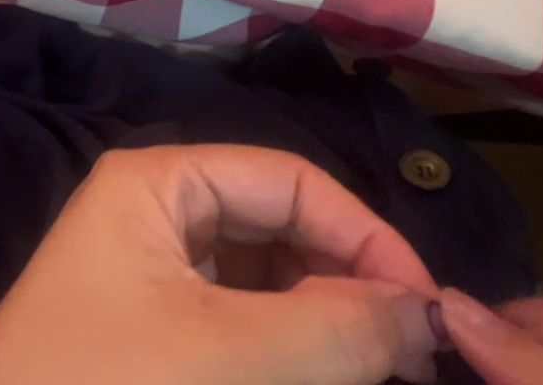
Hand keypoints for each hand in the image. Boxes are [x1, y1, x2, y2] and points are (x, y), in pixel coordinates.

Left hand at [0, 144, 444, 384]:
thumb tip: (425, 312)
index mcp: (159, 180)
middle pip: (275, 218)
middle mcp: (153, 204)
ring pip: (260, 267)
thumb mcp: (229, 356)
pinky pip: (235, 308)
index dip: (365, 235)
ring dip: (319, 311)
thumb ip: (335, 330)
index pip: (286, 178)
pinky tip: (319, 369)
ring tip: (374, 364)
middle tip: (413, 352)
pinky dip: (284, 337)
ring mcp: (149, 258)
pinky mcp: (151, 311)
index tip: (433, 314)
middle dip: (345, 277)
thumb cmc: (109, 382)